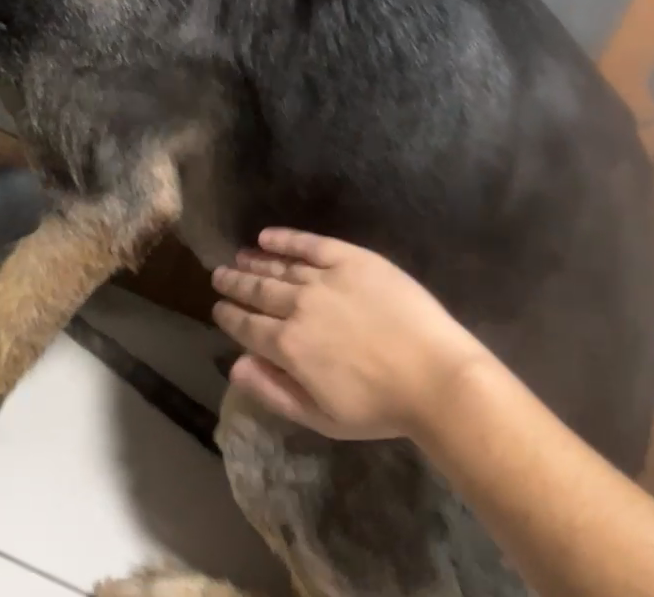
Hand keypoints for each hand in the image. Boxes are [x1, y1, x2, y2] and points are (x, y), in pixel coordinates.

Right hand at [210, 229, 490, 440]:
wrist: (435, 377)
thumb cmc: (380, 407)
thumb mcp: (322, 417)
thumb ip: (274, 391)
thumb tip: (235, 366)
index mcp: (289, 346)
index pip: (248, 326)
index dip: (229, 316)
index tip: (217, 307)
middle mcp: (299, 306)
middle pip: (259, 290)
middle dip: (235, 283)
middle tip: (219, 274)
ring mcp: (327, 279)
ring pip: (281, 266)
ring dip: (256, 261)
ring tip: (240, 256)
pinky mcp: (353, 260)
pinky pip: (311, 244)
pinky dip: (286, 239)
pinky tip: (267, 236)